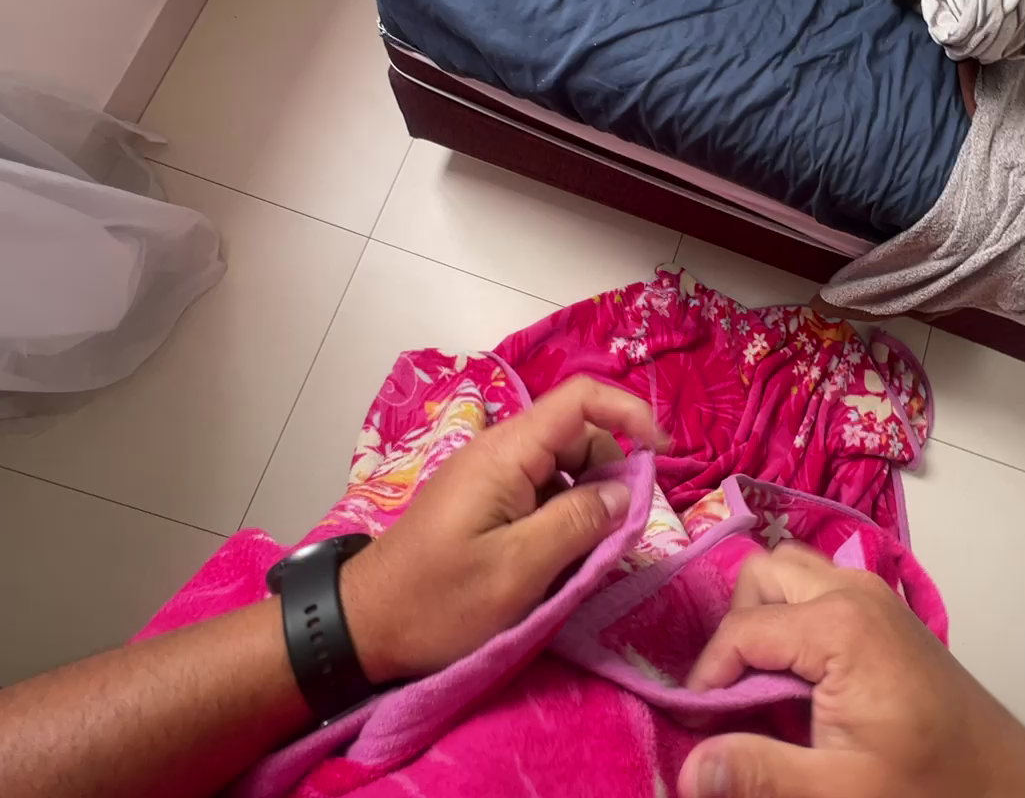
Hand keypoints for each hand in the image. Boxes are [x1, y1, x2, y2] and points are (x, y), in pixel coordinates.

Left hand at [338, 377, 666, 683]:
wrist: (363, 626)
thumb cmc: (439, 600)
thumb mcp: (518, 570)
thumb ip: (579, 523)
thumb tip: (626, 493)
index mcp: (508, 452)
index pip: (581, 398)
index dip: (628, 412)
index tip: (661, 453)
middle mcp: (502, 448)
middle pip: (579, 434)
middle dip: (612, 473)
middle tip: (622, 531)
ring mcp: (493, 471)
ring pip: (565, 463)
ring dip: (590, 498)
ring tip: (590, 551)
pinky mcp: (488, 494)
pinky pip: (544, 487)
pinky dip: (567, 511)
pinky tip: (563, 552)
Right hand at [680, 544, 1024, 797]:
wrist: (1010, 786)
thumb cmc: (929, 785)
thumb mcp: (841, 793)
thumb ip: (759, 774)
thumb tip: (687, 771)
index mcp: (838, 624)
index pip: (744, 629)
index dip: (709, 673)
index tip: (697, 719)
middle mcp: (852, 588)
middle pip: (763, 574)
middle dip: (737, 625)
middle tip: (735, 689)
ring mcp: (872, 591)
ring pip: (790, 569)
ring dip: (765, 612)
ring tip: (763, 678)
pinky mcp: (883, 605)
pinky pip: (818, 583)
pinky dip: (794, 611)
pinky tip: (800, 668)